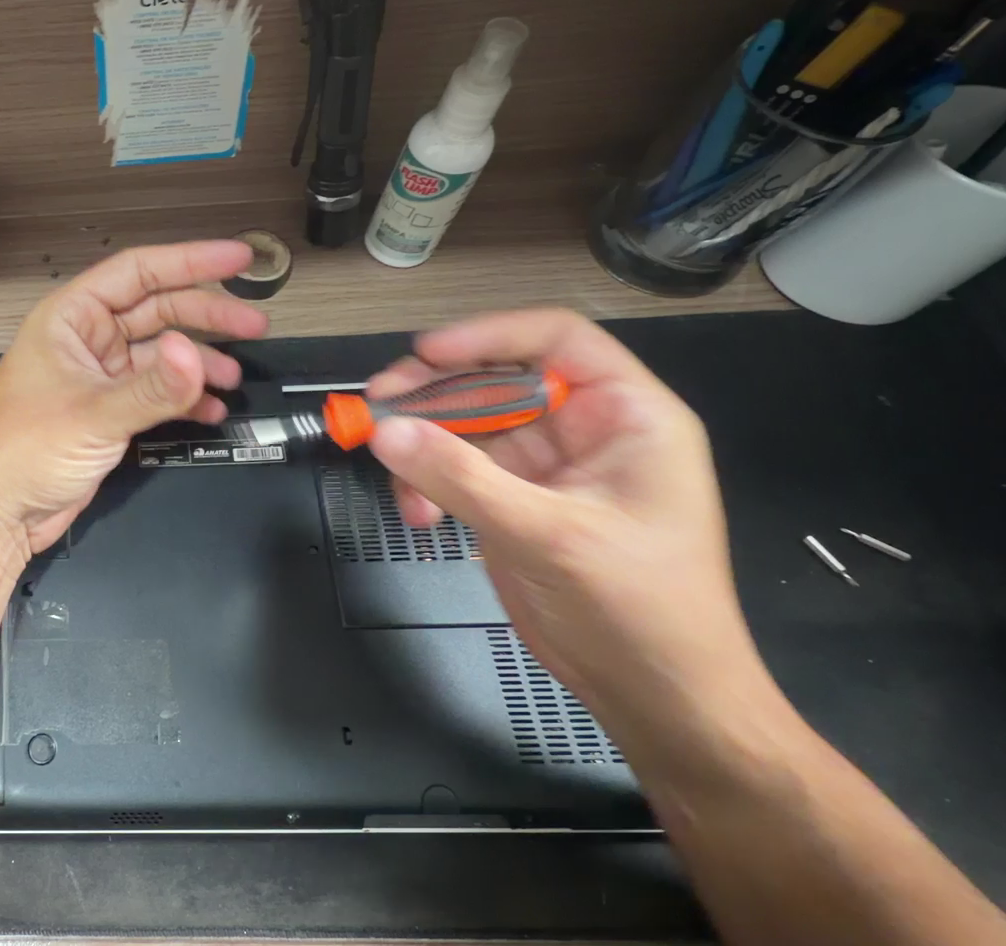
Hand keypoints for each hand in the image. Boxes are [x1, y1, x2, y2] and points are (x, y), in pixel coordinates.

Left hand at [0, 241, 268, 554]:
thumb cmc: (23, 453)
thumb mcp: (92, 415)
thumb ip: (151, 388)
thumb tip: (196, 353)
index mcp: (69, 318)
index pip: (137, 272)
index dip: (190, 261)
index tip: (239, 259)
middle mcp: (85, 339)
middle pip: (157, 310)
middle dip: (206, 317)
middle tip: (254, 326)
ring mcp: (98, 375)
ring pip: (161, 354)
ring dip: (198, 363)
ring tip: (234, 377)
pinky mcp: (107, 410)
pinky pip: (155, 392)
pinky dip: (183, 399)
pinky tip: (210, 409)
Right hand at [362, 310, 767, 731]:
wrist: (653, 693)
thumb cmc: (638, 608)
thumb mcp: (550, 534)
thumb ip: (463, 478)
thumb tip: (385, 432)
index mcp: (625, 416)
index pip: (556, 340)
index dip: (489, 336)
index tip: (425, 354)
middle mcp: (583, 431)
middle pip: (496, 381)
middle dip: (435, 395)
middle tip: (378, 406)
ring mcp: (543, 469)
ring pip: (466, 428)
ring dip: (423, 447)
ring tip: (394, 475)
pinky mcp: (513, 504)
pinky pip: (455, 473)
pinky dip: (427, 487)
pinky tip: (418, 515)